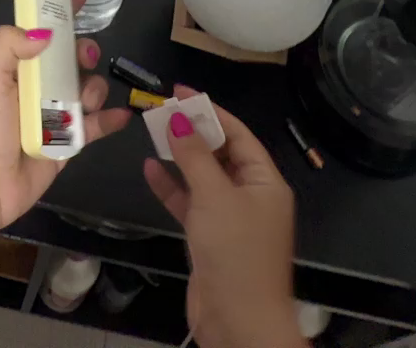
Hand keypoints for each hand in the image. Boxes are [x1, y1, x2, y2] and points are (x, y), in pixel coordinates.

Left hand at [0, 0, 131, 231]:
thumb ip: (11, 44)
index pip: (43, 30)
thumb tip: (46, 31)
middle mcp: (39, 84)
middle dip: (85, 50)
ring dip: (94, 87)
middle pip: (73, 56)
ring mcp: (56, 112)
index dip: (61, 10)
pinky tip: (122, 115)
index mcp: (19, 65)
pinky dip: (111, 119)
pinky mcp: (70, 141)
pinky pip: (97, 125)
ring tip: (83, 102)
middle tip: (84, 58)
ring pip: (88, 87)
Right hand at [144, 87, 303, 347]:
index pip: (237, 133)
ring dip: (180, 156)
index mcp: (265, 181)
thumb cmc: (235, 251)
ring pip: (203, 176)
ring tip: (153, 131)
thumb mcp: (215, 196)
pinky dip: (172, 187)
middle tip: (162, 109)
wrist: (238, 323)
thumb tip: (178, 120)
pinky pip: (190, 202)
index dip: (209, 111)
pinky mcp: (210, 238)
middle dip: (192, 131)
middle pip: (220, 152)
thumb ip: (194, 156)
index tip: (180, 92)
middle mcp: (251, 195)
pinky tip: (150, 168)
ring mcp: (230, 218)